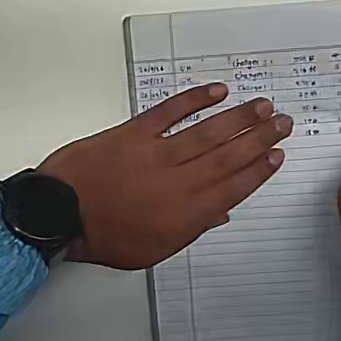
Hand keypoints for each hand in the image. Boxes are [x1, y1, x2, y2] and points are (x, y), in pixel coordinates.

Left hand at [39, 84, 292, 269]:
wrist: (59, 214)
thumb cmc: (102, 236)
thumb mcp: (152, 249)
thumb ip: (189, 230)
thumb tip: (217, 214)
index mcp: (185, 213)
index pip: (234, 187)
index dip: (259, 169)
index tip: (276, 155)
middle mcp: (177, 181)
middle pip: (229, 155)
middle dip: (260, 138)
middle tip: (281, 123)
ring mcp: (156, 153)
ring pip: (208, 131)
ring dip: (238, 117)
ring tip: (261, 106)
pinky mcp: (134, 133)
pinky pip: (170, 111)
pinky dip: (194, 99)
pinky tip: (216, 91)